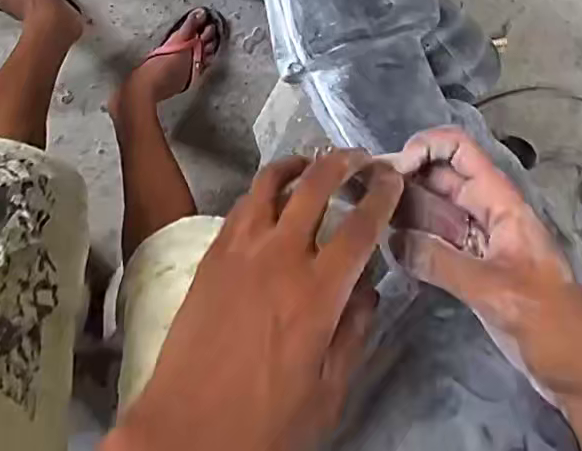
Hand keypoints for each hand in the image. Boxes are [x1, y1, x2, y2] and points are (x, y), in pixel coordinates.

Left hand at [104, 150, 401, 450]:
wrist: (189, 424)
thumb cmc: (267, 420)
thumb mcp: (329, 392)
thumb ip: (354, 333)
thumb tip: (368, 289)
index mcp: (316, 292)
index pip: (359, 227)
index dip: (380, 196)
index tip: (392, 177)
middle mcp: (279, 254)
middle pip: (315, 185)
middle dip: (342, 162)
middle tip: (359, 156)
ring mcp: (240, 245)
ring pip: (271, 181)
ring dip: (298, 164)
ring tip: (315, 162)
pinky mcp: (213, 248)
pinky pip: (243, 202)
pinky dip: (265, 188)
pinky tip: (273, 196)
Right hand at [384, 126, 581, 450]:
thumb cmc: (554, 327)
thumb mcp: (497, 292)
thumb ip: (442, 262)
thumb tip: (391, 239)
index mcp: (501, 203)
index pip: (460, 149)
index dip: (425, 147)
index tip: (396, 170)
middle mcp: (484, 212)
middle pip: (438, 175)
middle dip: (402, 174)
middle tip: (364, 189)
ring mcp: (475, 240)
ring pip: (431, 206)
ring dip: (400, 203)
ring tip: (364, 208)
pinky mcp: (468, 267)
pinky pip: (432, 238)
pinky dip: (408, 235)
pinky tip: (383, 240)